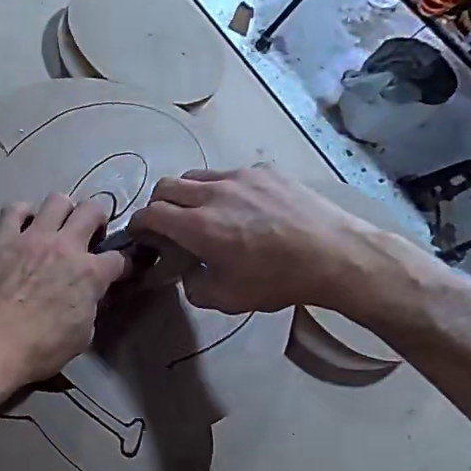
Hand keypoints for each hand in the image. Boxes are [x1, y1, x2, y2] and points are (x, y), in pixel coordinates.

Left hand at [0, 194, 128, 393]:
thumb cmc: (38, 350)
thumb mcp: (81, 336)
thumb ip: (89, 307)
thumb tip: (88, 297)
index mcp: (90, 273)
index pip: (119, 258)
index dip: (124, 264)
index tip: (120, 269)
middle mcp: (66, 246)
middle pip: (92, 210)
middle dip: (97, 219)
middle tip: (89, 233)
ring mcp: (33, 237)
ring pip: (57, 199)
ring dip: (62, 210)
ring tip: (56, 225)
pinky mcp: (2, 237)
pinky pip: (15, 209)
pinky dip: (22, 214)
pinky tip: (22, 227)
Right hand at [126, 165, 389, 314]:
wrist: (333, 253)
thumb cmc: (278, 280)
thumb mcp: (228, 299)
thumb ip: (194, 286)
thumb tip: (189, 272)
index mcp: (198, 225)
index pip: (150, 213)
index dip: (137, 223)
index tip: (139, 233)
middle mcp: (213, 193)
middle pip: (167, 186)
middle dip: (158, 205)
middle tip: (166, 224)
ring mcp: (240, 176)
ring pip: (197, 175)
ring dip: (188, 193)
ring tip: (201, 212)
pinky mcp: (265, 171)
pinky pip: (229, 173)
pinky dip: (221, 188)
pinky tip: (241, 206)